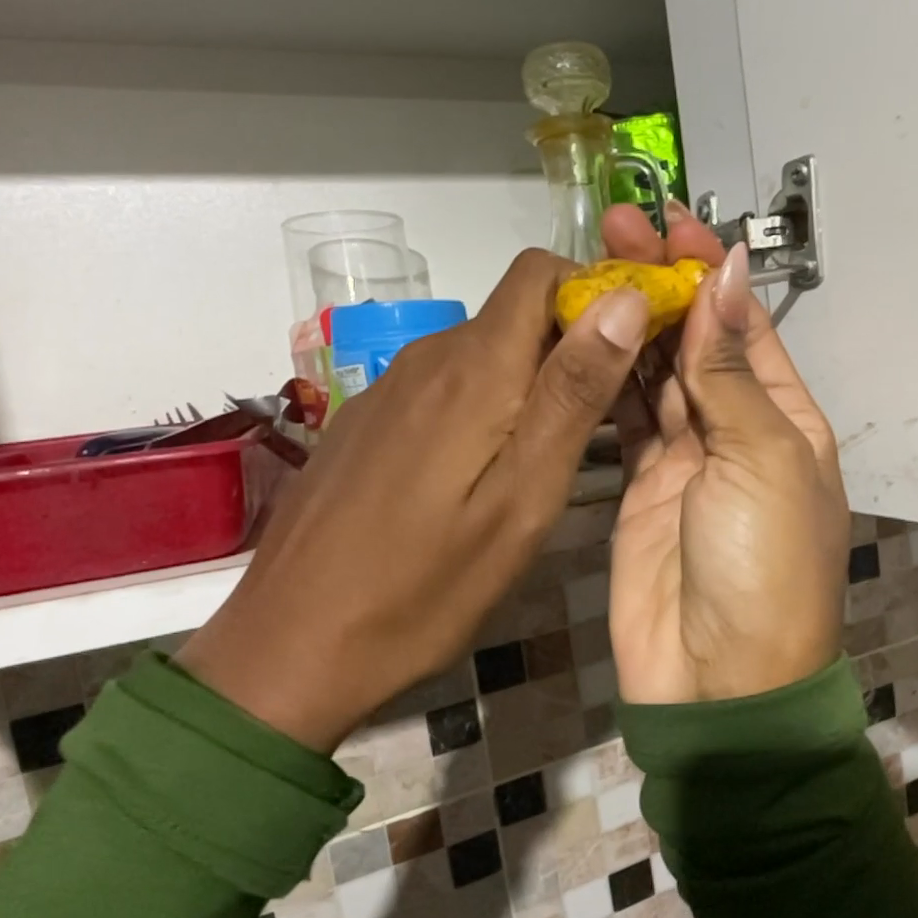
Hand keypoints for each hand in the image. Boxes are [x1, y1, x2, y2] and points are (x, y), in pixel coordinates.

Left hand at [178, 251, 650, 752]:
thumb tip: (624, 298)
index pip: (540, 271)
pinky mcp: (366, 423)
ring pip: (480, 353)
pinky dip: (481, 408)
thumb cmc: (424, 587)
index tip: (628, 351)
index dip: (593, 294)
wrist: (289, 647)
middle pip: (513, 313)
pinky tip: (477, 477)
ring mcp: (388, 391)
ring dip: (527, 383)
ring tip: (545, 459)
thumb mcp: (521, 499)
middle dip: (568, 346)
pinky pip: (442, 389)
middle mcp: (426, 358)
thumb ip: (572, 393)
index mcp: (474, 368)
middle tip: (600, 424)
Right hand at [606, 202, 850, 704]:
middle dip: (663, 286)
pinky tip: (581, 334)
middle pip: (697, 342)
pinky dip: (604, 378)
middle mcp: (737, 429)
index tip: (673, 220)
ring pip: (654, 374)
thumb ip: (731, 368)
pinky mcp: (638, 486)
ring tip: (590, 269)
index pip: (745, 326)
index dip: (712, 273)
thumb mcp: (763, 456)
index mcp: (785, 417)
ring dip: (631, 323)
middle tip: (614, 230)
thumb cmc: (763, 563)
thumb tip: (729, 272)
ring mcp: (685, 458)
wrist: (718, 679)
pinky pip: (621, 419)